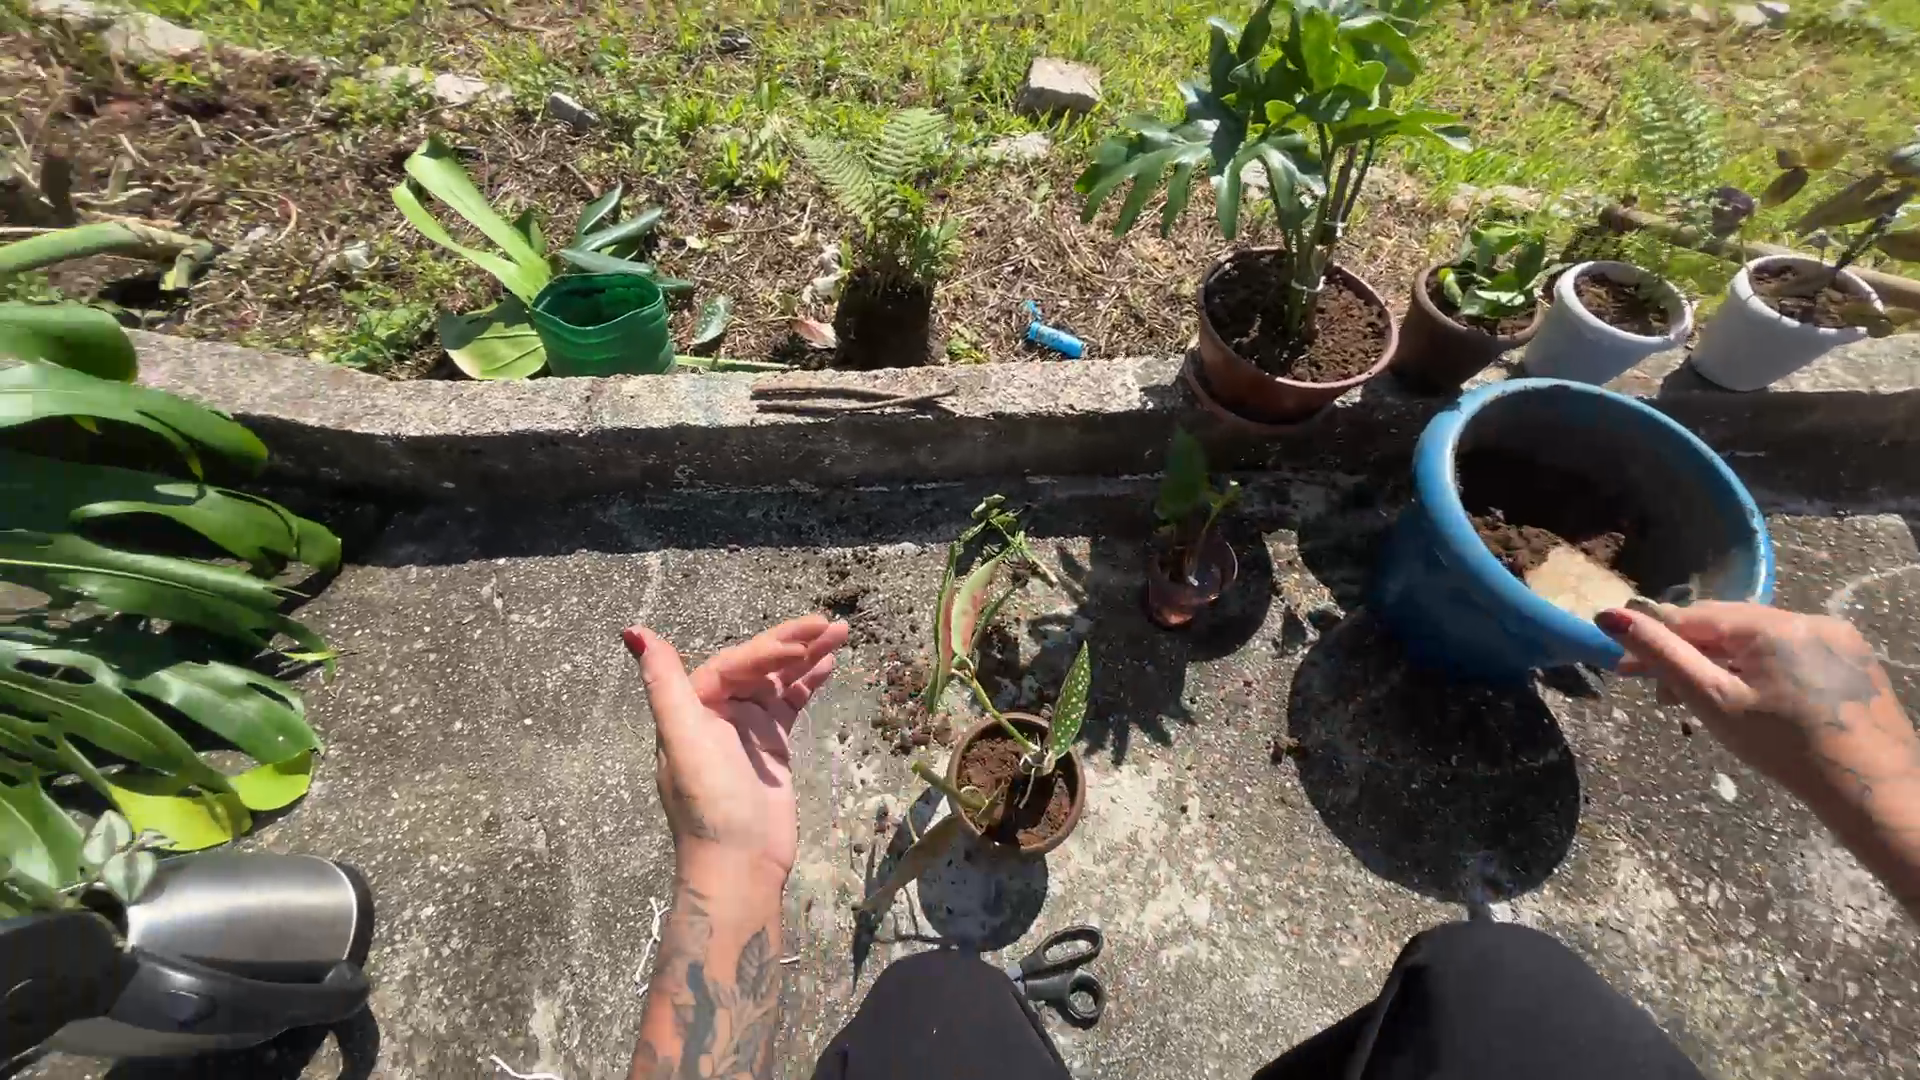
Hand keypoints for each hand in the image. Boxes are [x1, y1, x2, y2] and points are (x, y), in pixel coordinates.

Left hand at [623, 614, 848, 882]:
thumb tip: (632, 631)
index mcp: (694, 706)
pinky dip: (809, 682)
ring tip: (841, 632)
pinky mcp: (772, 744)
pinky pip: (791, 701)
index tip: (804, 643)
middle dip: (795, 642)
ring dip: (809, 655)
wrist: (741, 865)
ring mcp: (748, 727)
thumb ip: (664, 682)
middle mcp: (719, 710)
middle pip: (760, 664)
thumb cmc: (710, 803)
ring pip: (779, 679)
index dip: (769, 648)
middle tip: (830, 624)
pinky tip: (830, 664)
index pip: (735, 663)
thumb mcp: (683, 738)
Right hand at [1594, 601, 1915, 809]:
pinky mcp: (1849, 658)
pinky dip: (1748, 667)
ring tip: (1693, 696)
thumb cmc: (1783, 746)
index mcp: (1773, 626)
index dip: (1651, 639)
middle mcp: (1808, 620)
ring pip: (1748, 638)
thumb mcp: (1709, 698)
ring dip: (1713, 661)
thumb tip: (1606, 614)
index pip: (1690, 616)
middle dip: (1682, 651)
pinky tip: (1738, 694)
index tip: (1625, 668)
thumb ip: (1658, 652)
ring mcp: (1835, 638)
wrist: (1876, 793)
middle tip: (1655, 688)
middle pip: (1720, 624)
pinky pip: (1780, 650)